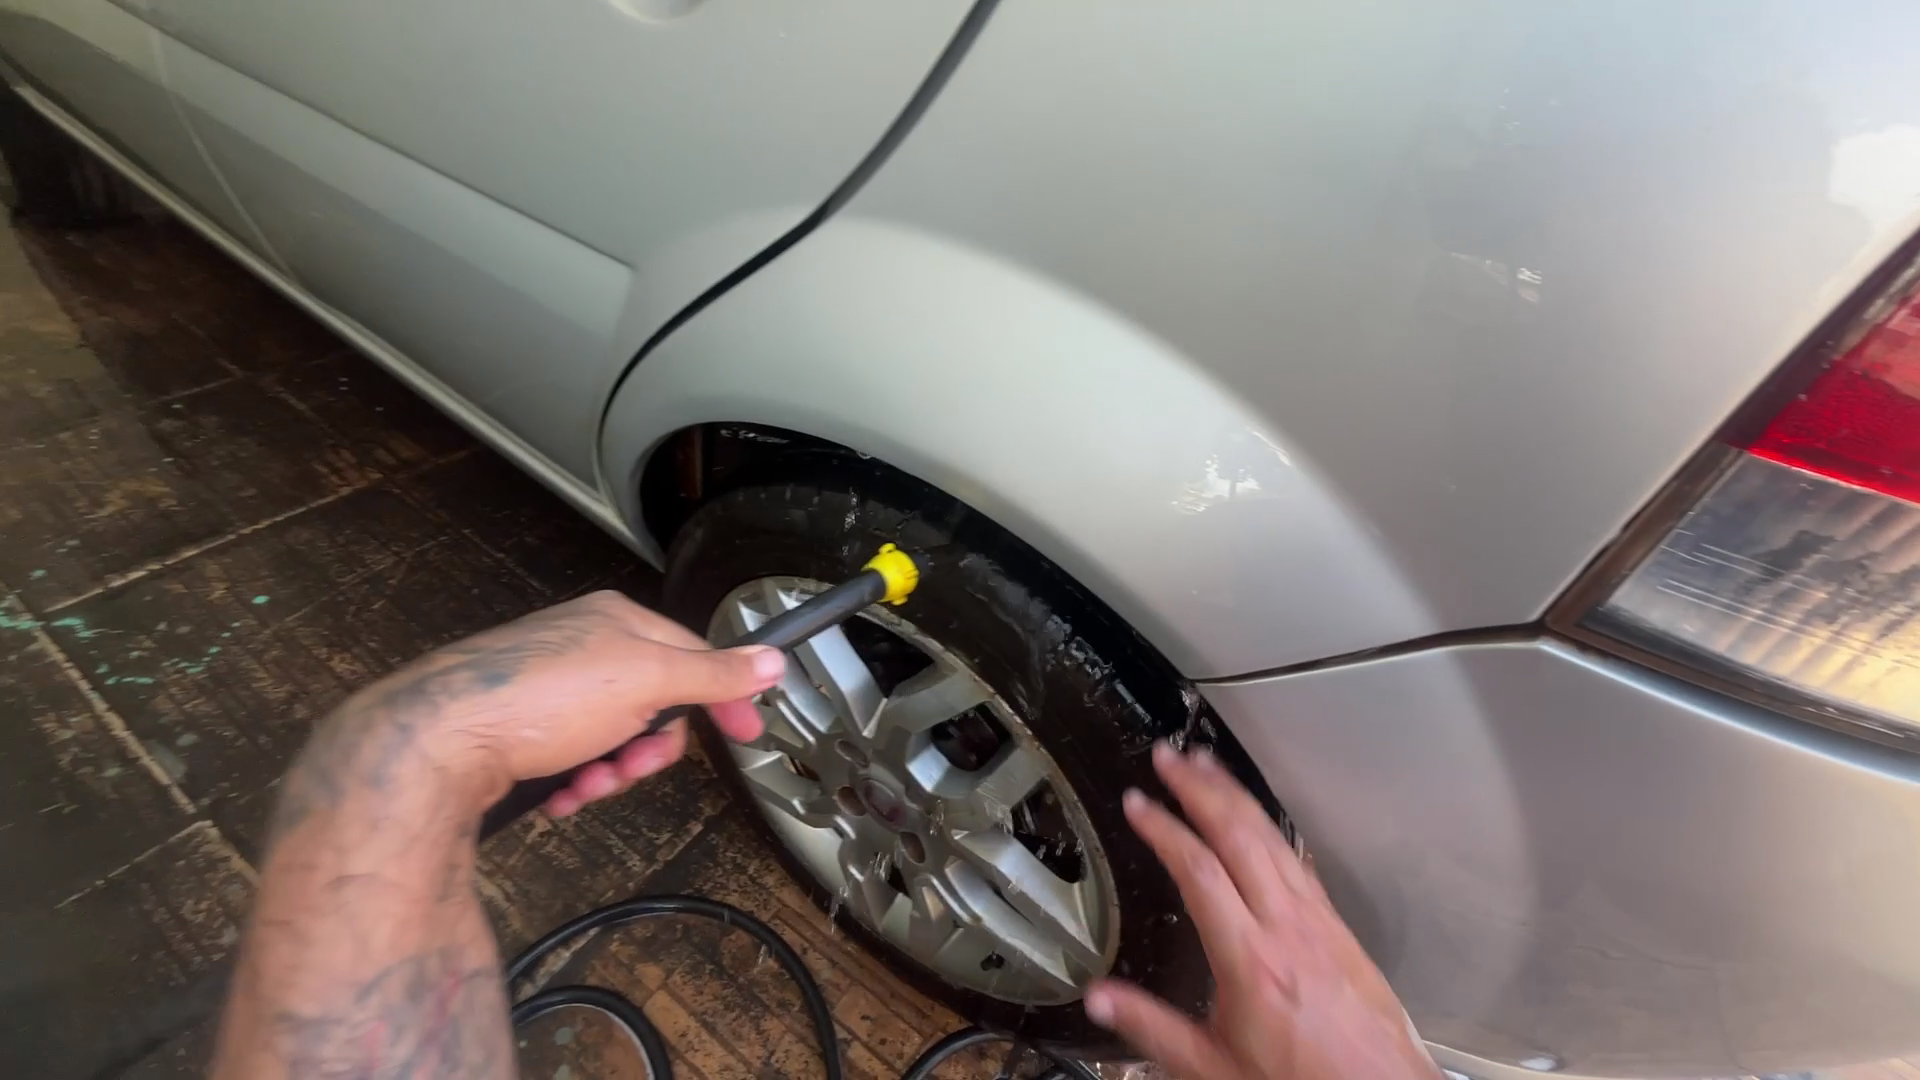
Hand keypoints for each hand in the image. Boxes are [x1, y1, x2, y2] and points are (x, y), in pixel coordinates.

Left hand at [324, 590, 784, 818]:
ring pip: (615, 734)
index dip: (723, 696)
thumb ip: (714, 674)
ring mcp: (547, 686)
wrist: (429, 745)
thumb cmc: (539, 698)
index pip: (694, 655)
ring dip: (612, 769)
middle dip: (650, 745)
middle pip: (655, 702)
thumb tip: (772, 660)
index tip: (748, 731)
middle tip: (635, 766)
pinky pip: (573, 753)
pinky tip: (559, 793)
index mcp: (617, 620)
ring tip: (587, 786)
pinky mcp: (517, 725)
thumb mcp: (647, 682)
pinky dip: (576, 779)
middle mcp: (583, 646)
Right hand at [1083, 743, 1439, 1079]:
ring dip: (1233, 792)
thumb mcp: (1214, 1069)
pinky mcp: (1334, 923)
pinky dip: (1266, 822)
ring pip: (1270, 834)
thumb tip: (1098, 998)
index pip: (1198, 870)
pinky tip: (1253, 813)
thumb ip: (1152, 1027)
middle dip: (1198, 786)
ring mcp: (1315, 917)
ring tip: (1204, 762)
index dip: (1163, 828)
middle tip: (1168, 755)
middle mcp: (1285, 924)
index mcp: (1249, 958)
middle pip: (1237, 833)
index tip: (1136, 801)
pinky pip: (1295, 856)